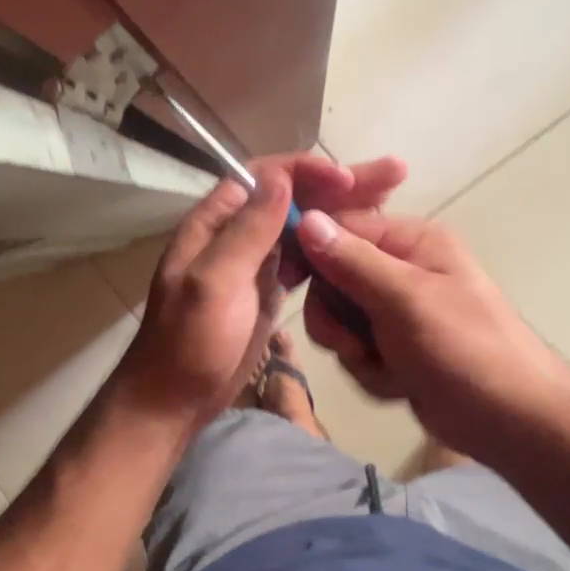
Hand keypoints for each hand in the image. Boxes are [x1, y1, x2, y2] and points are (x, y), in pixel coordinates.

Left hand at [110, 154, 405, 430]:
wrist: (175, 399)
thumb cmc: (188, 342)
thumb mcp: (214, 283)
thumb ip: (246, 232)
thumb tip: (280, 178)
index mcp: (212, 225)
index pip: (263, 177)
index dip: (306, 171)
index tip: (348, 179)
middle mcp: (233, 235)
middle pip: (290, 196)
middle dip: (338, 184)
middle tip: (394, 174)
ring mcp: (252, 263)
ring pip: (301, 225)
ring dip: (342, 211)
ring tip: (391, 200)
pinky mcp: (267, 290)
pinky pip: (303, 259)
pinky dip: (332, 248)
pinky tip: (365, 247)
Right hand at [295, 207, 569, 461]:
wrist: (513, 423)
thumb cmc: (467, 351)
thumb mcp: (405, 300)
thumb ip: (352, 261)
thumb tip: (305, 218)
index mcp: (411, 242)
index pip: (337, 229)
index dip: (309, 254)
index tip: (291, 283)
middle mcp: (401, 269)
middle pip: (329, 280)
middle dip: (337, 320)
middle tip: (356, 344)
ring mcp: (396, 311)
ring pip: (337, 321)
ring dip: (356, 352)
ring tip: (391, 369)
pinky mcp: (394, 347)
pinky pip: (354, 351)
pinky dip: (371, 372)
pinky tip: (401, 384)